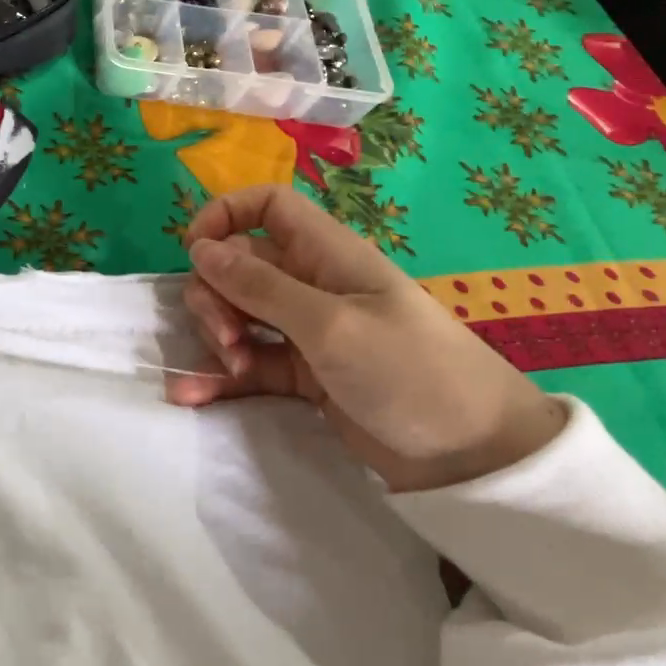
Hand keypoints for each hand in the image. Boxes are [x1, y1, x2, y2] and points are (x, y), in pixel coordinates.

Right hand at [174, 183, 566, 491]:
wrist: (474, 459)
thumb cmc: (409, 373)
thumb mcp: (330, 325)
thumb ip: (259, 286)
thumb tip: (198, 249)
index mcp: (326, 254)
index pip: (267, 206)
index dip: (225, 215)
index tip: (194, 251)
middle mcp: (311, 283)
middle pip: (236, 266)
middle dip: (214, 296)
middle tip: (225, 338)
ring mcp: (305, 330)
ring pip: (235, 314)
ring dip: (215, 338)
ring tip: (229, 371)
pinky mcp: (301, 374)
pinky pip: (245, 362)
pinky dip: (217, 376)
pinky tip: (191, 394)